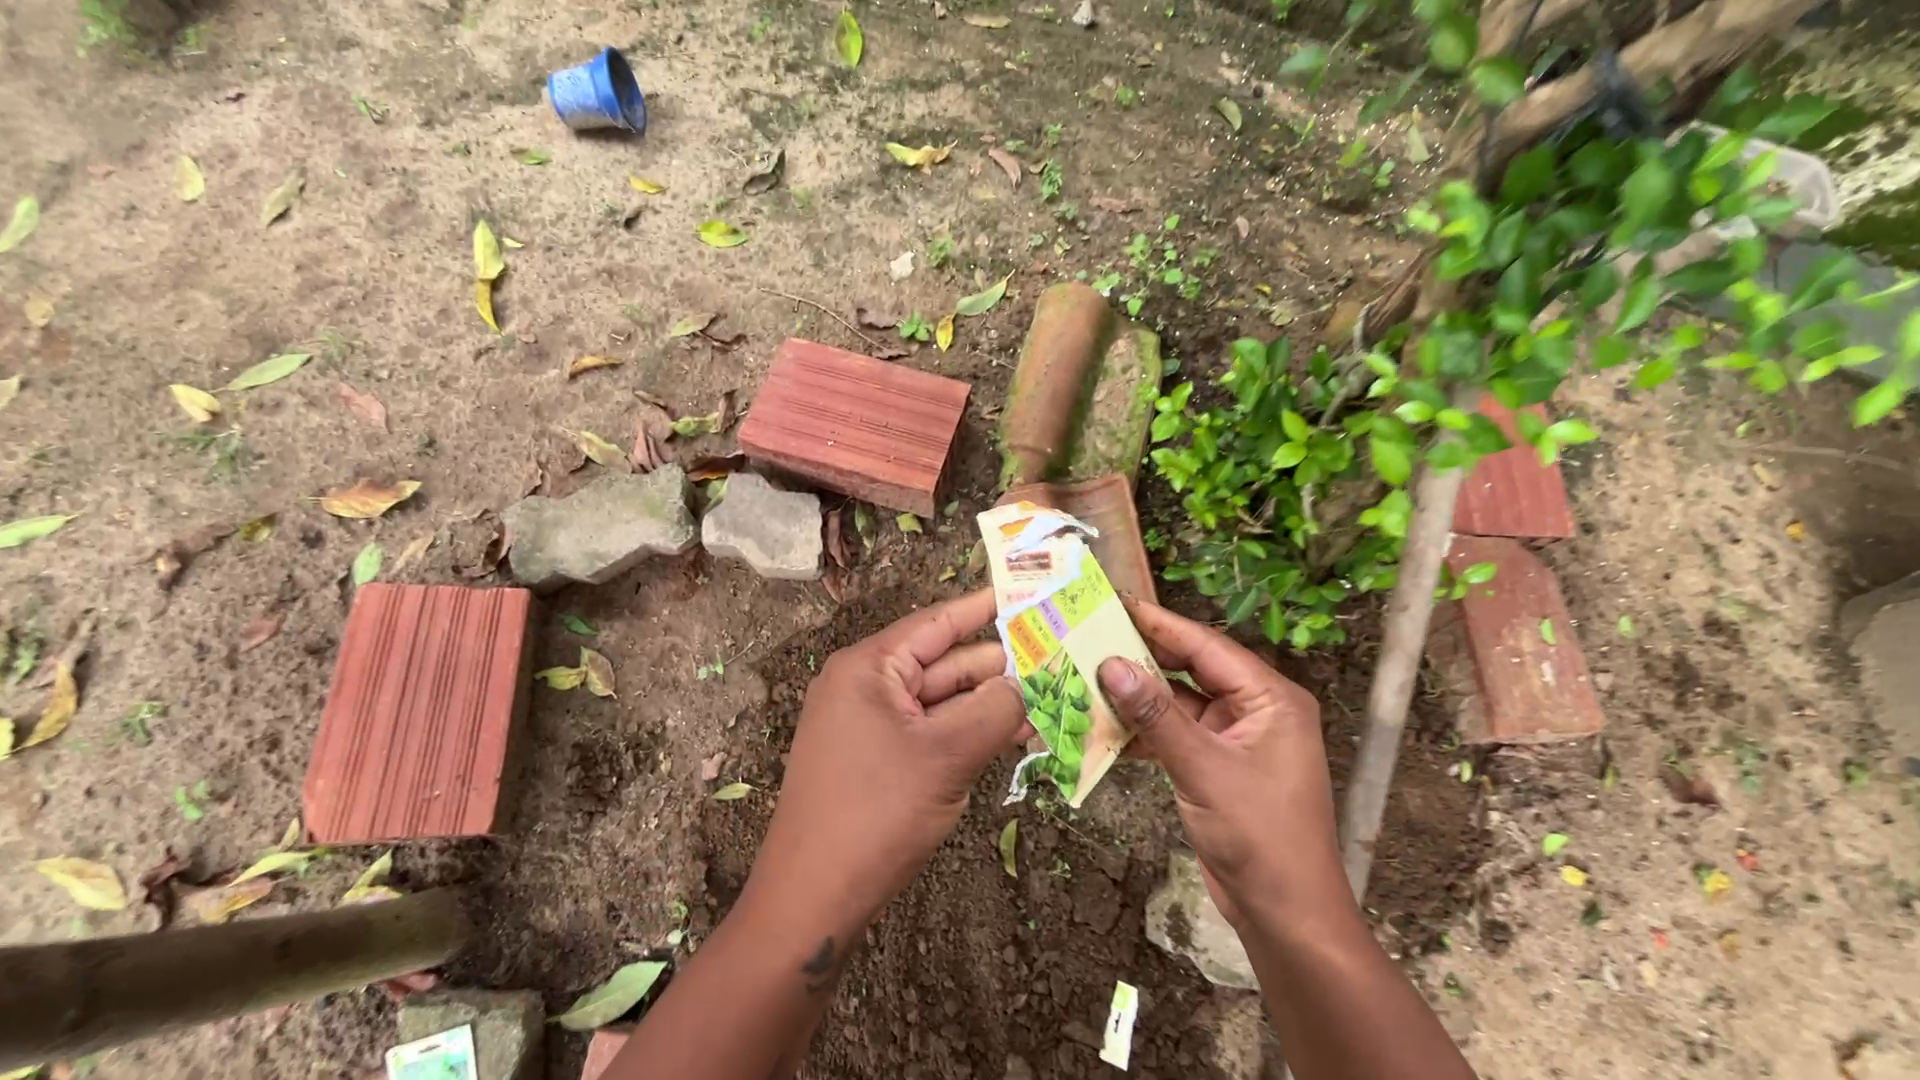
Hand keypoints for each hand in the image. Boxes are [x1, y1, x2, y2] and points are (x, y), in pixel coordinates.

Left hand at [748, 589, 1025, 921]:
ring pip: (941, 702)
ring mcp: (868, 726)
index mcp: (869, 668)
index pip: (937, 623)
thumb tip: (1027, 684)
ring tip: (1049, 701)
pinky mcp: (876, 761)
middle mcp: (865, 687)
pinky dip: (967, 733)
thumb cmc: (876, 814)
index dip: (986, 607)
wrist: (813, 898)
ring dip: (989, 704)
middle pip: (944, 663)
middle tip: (1058, 659)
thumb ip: (995, 710)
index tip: (1029, 593)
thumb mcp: (946, 756)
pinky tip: (1013, 736)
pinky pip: (930, 733)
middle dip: (999, 666)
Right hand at [1096, 600, 1346, 925]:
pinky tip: (1105, 727)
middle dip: (1143, 657)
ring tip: (1087, 678)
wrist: (1285, 912)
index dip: (1159, 624)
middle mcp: (1255, 710)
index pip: (1206, 647)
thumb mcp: (1203, 769)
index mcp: (1270, 698)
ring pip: (1178, 703)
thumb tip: (1111, 665)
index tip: (1114, 604)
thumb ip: (1155, 715)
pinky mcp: (1217, 766)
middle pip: (1191, 670)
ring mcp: (1236, 739)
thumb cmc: (1259, 836)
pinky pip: (1176, 735)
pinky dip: (1144, 732)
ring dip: (1138, 697)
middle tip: (1091, 637)